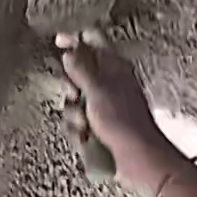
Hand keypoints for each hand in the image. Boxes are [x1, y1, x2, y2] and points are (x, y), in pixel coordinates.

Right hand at [57, 29, 166, 168]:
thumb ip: (80, 68)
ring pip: (73, 99)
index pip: (94, 41)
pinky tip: (86, 135)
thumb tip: (68, 52)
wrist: (136, 158)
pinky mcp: (98, 125)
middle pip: (77, 72)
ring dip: (73, 112)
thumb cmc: (124, 122)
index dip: (75, 38)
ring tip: (84, 122)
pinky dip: (77, 129)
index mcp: (115, 67)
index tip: (59, 40)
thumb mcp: (97, 90)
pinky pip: (76, 120)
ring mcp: (103, 105)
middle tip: (74, 94)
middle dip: (70, 85)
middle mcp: (109, 83)